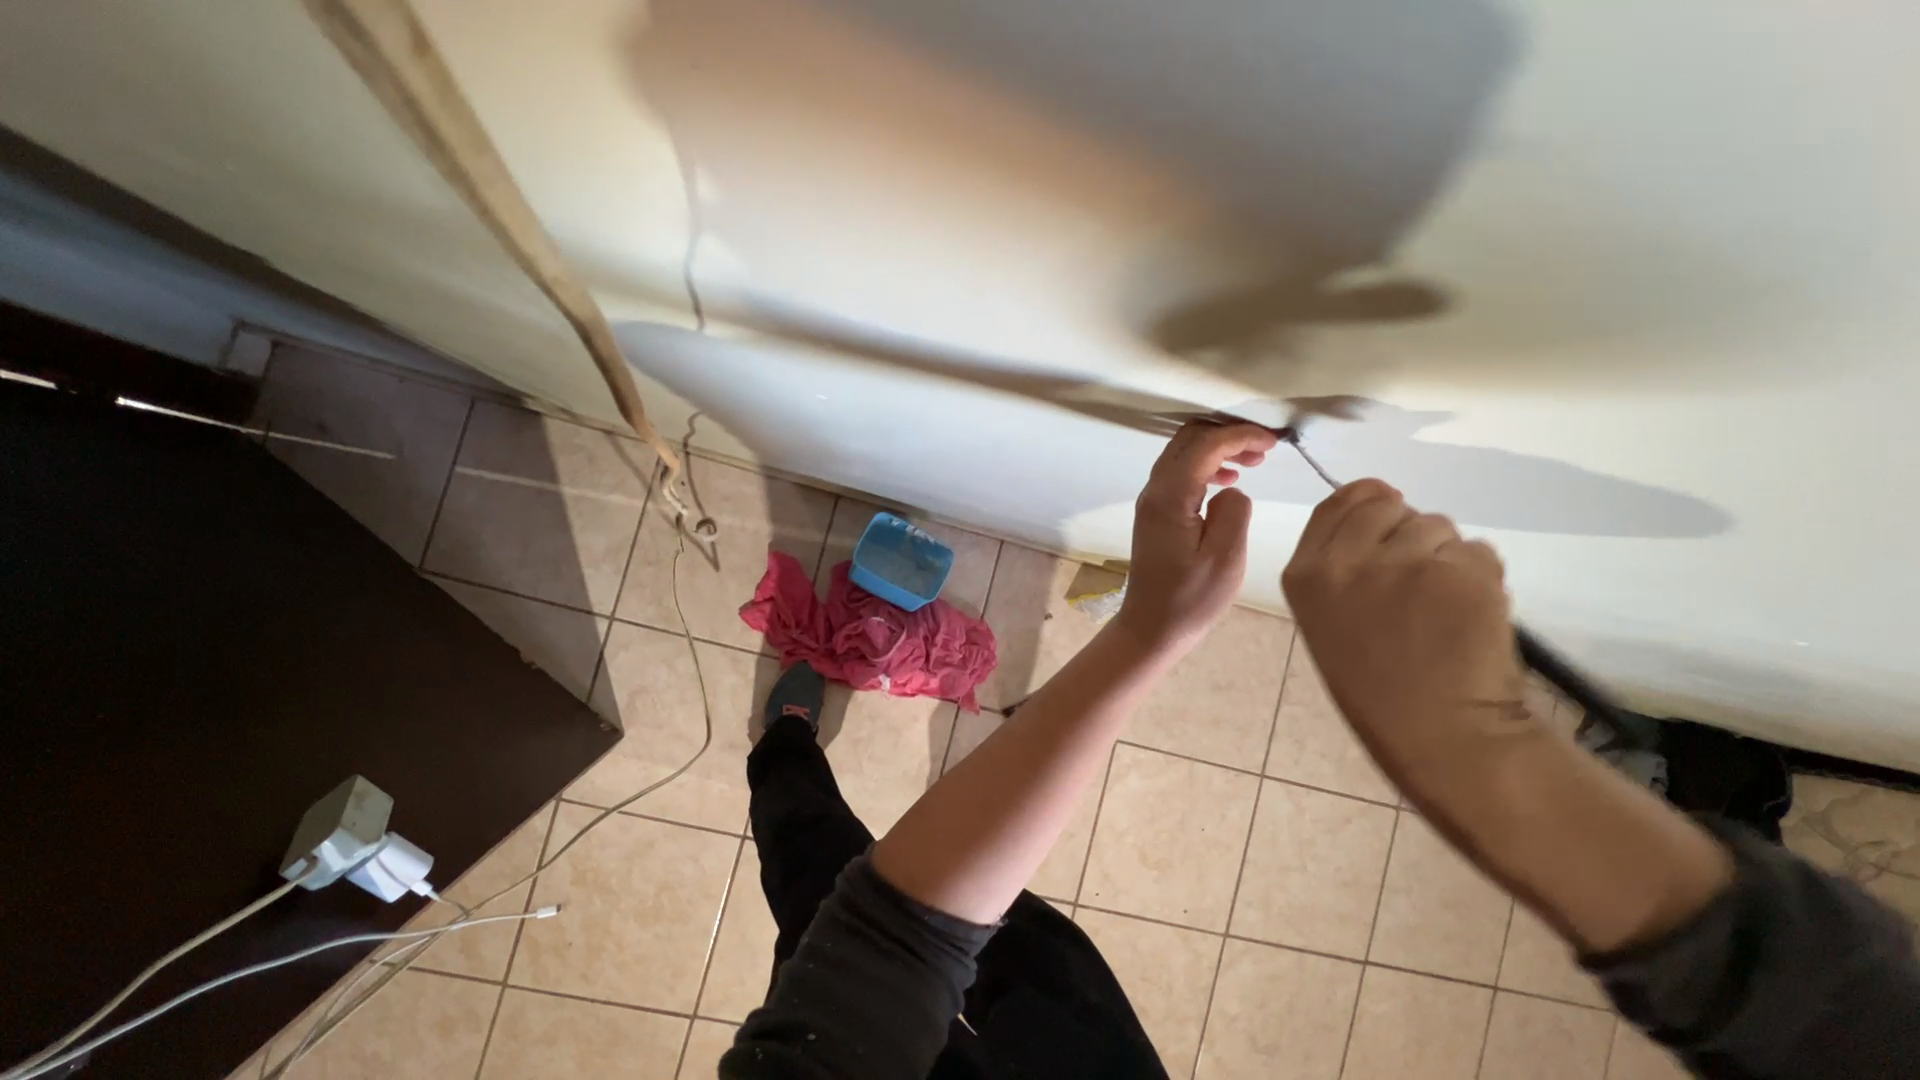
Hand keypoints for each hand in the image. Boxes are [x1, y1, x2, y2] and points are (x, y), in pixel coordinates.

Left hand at [1115, 422, 1276, 653]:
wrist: (1151, 627)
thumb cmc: (1190, 599)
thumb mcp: (1225, 558)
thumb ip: (1234, 512)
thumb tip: (1232, 489)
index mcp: (1169, 498)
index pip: (1204, 446)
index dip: (1240, 436)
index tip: (1273, 442)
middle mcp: (1154, 491)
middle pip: (1188, 439)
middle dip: (1228, 435)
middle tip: (1264, 448)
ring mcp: (1151, 501)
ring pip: (1183, 453)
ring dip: (1218, 449)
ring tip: (1254, 462)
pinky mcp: (1155, 513)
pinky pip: (1180, 472)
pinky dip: (1206, 466)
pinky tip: (1229, 481)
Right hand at [1281, 478, 1530, 785]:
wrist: (1438, 733)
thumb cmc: (1376, 683)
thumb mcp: (1328, 617)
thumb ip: (1341, 562)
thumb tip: (1385, 502)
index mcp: (1305, 574)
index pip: (1340, 502)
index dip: (1371, 507)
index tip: (1387, 532)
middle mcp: (1346, 560)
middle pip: (1389, 505)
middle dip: (1408, 533)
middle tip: (1415, 585)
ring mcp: (1403, 564)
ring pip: (1438, 526)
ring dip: (1446, 557)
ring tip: (1441, 609)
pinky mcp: (1459, 572)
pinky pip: (1477, 551)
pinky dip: (1480, 578)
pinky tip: (1468, 618)